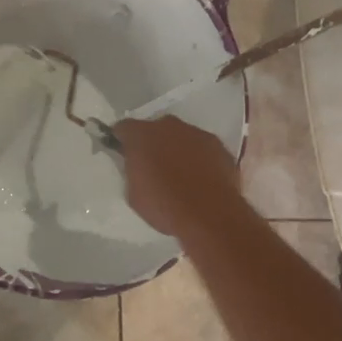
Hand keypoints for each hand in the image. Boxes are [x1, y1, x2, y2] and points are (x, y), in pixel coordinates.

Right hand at [113, 115, 239, 235]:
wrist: (210, 214)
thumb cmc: (165, 206)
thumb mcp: (134, 194)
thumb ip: (133, 173)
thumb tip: (137, 168)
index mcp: (142, 135)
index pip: (124, 128)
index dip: (121, 140)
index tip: (123, 153)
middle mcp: (169, 126)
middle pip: (155, 129)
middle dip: (153, 144)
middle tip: (154, 167)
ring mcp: (197, 133)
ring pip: (182, 137)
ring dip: (178, 150)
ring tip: (182, 176)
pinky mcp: (219, 146)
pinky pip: (204, 149)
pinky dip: (201, 160)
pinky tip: (203, 181)